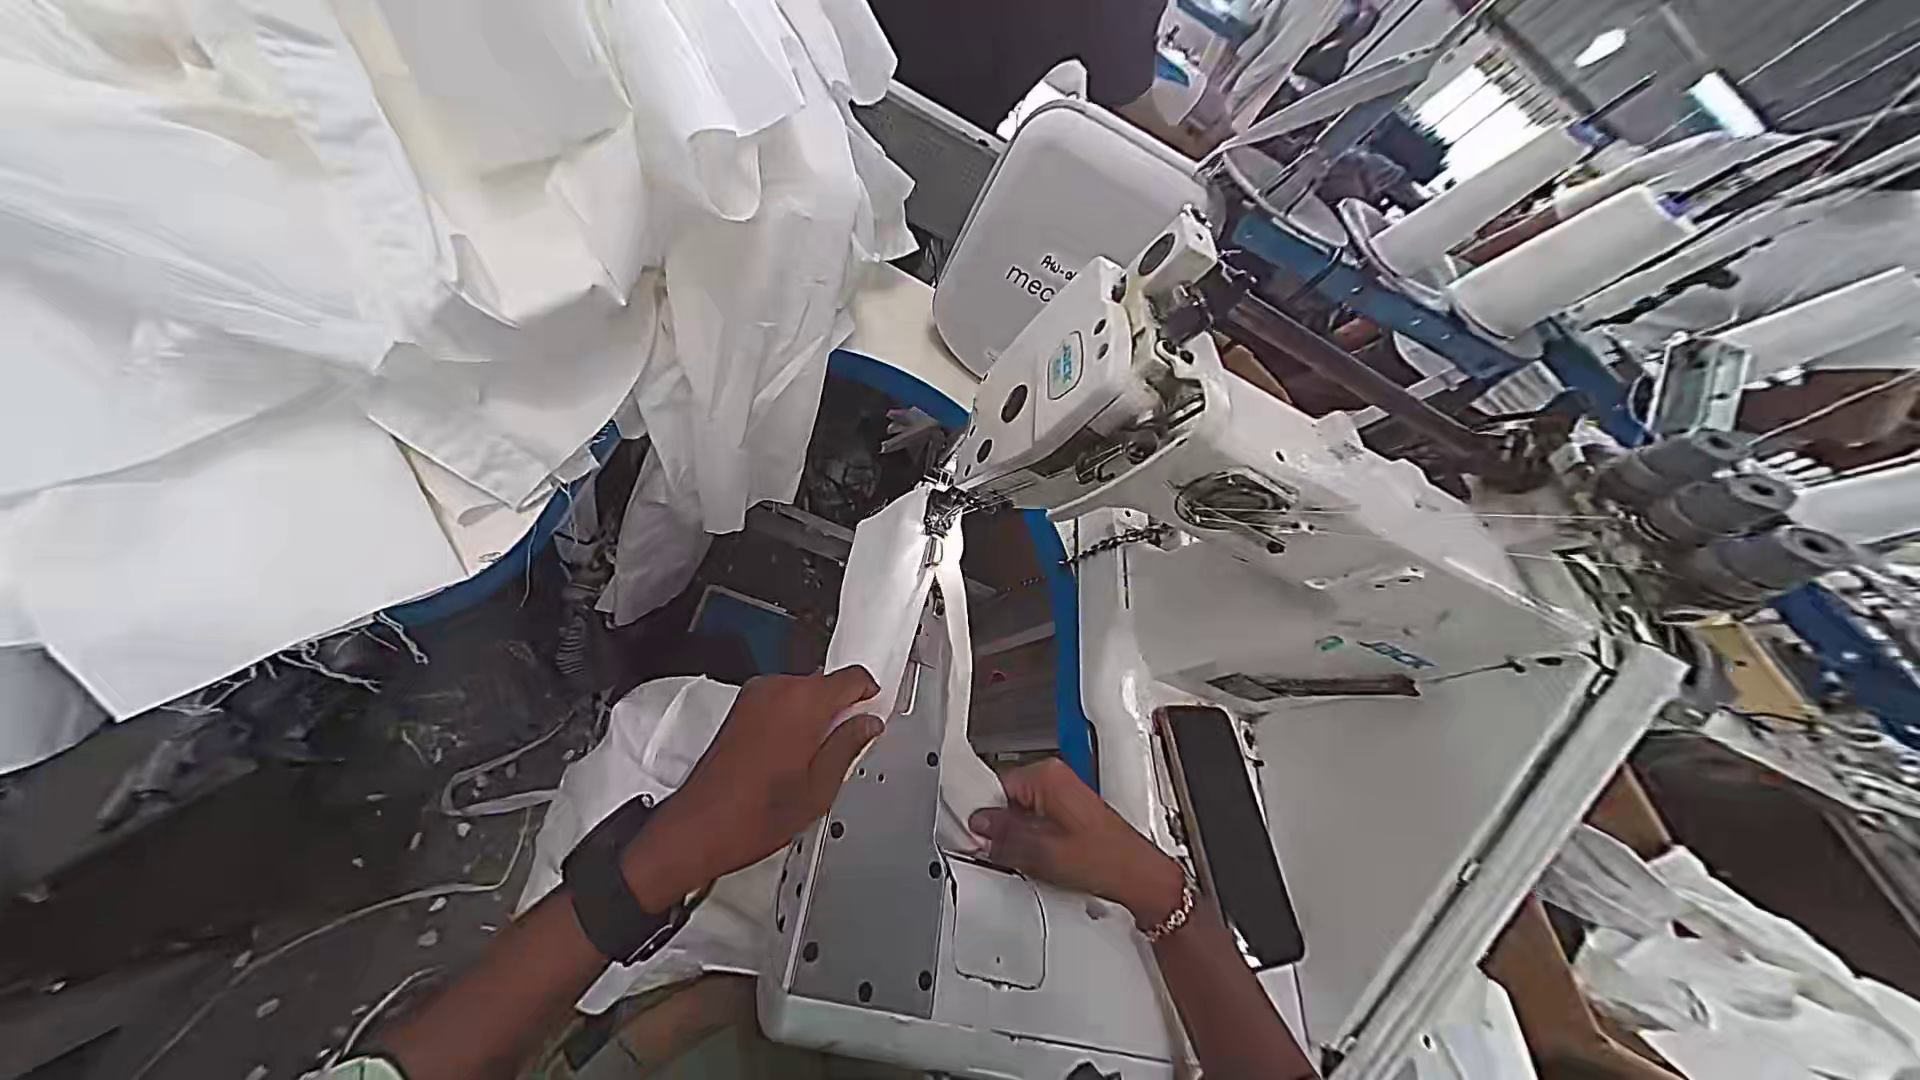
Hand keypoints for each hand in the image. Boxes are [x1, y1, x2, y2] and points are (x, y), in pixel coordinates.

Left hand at [621, 667, 882, 910]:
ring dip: (815, 712)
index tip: (873, 710)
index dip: (869, 693)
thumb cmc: (751, 815)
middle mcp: (778, 690)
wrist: (697, 829)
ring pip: (804, 691)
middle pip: (827, 683)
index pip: (853, 676)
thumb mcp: (820, 788)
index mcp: (803, 703)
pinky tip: (790, 755)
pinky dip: (792, 716)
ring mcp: (755, 696)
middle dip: (841, 708)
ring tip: (813, 757)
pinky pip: (781, 699)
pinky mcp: (741, 707)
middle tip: (846, 743)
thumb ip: (849, 745)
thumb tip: (868, 725)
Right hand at [969, 759, 1184, 929]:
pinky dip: (1032, 838)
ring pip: (1021, 811)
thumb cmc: (1107, 860)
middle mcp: (1055, 776)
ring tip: (1031, 859)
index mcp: (1047, 775)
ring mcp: (1062, 792)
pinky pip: (1035, 819)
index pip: (995, 786)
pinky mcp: (1067, 809)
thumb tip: (980, 824)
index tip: (975, 836)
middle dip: (1003, 828)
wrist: (1139, 877)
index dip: (984, 816)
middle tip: (1005, 854)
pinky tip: (1040, 859)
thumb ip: (1005, 835)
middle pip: (1007, 798)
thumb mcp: (1044, 852)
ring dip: (1018, 835)